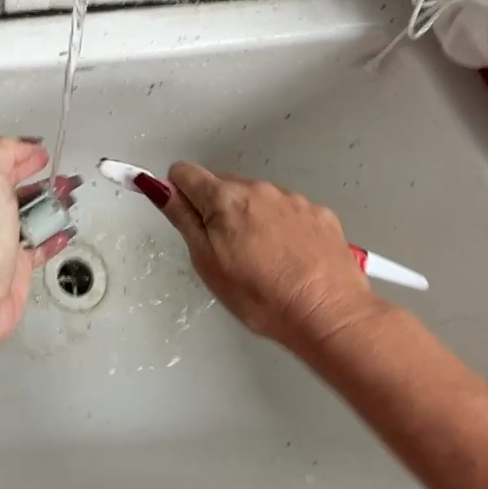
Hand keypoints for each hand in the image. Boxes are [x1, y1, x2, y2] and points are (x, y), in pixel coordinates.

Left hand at [0, 137, 77, 354]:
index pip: (4, 162)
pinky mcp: (19, 264)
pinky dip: (56, 236)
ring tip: (72, 202)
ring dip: (55, 206)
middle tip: (69, 180)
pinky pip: (41, 243)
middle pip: (22, 187)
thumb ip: (2, 154)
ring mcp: (6, 238)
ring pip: (34, 214)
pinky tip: (67, 233)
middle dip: (46, 180)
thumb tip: (25, 146)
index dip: (24, 154)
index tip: (46, 153)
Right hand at [140, 162, 382, 351]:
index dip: (177, 192)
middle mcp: (258, 189)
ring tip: (262, 261)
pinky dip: (282, 227)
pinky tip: (289, 259)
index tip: (180, 211)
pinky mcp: (318, 213)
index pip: (184, 172)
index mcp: (225, 198)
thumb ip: (181, 217)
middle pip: (221, 185)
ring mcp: (291, 199)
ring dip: (250, 218)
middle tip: (225, 251)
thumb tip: (156, 186)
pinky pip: (287, 210)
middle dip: (217, 209)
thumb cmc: (265, 298)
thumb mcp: (207, 262)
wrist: (330, 316)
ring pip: (255, 198)